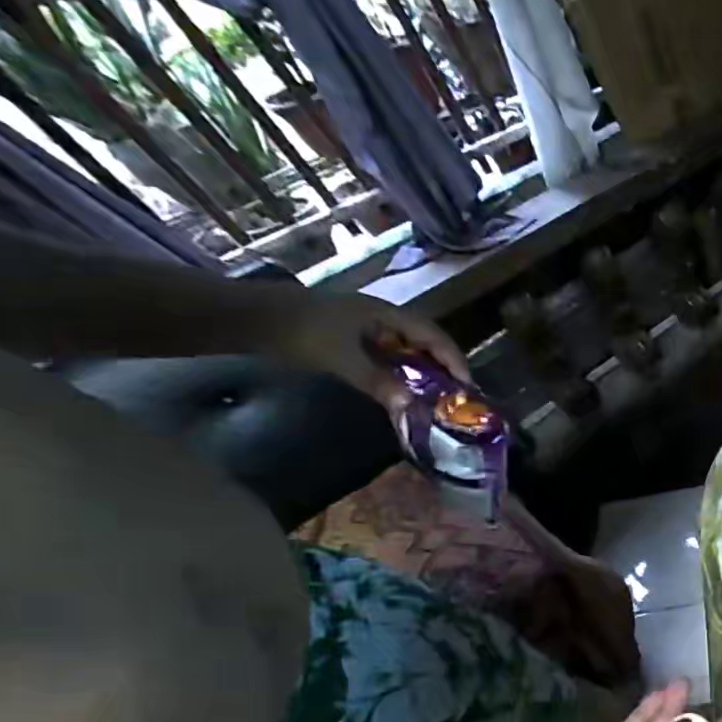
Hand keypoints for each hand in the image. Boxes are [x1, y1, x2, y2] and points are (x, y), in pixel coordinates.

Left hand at [269, 293, 470, 405]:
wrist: (254, 318)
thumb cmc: (302, 331)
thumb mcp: (343, 359)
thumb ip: (378, 382)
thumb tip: (411, 407)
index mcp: (388, 314)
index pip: (434, 336)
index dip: (454, 360)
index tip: (467, 387)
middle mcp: (384, 318)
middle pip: (426, 343)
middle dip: (444, 369)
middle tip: (456, 398)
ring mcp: (368, 328)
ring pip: (408, 351)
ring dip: (423, 373)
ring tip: (436, 399)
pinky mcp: (354, 340)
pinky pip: (390, 358)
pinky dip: (402, 375)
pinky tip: (402, 392)